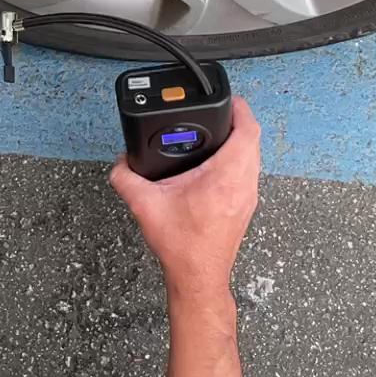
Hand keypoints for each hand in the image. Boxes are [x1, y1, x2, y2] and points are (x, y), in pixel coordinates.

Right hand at [109, 97, 261, 297]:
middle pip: (253, 140)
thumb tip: (121, 162)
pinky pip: (249, 170)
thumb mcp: (145, 206)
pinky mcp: (245, 205)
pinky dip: (239, 157)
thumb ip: (126, 178)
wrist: (198, 278)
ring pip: (254, 156)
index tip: (229, 99)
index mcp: (224, 179)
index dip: (240, 109)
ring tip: (221, 129)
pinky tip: (219, 159)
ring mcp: (247, 196)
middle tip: (222, 109)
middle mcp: (242, 185)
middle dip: (239, 120)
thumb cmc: (182, 247)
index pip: (246, 132)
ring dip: (241, 139)